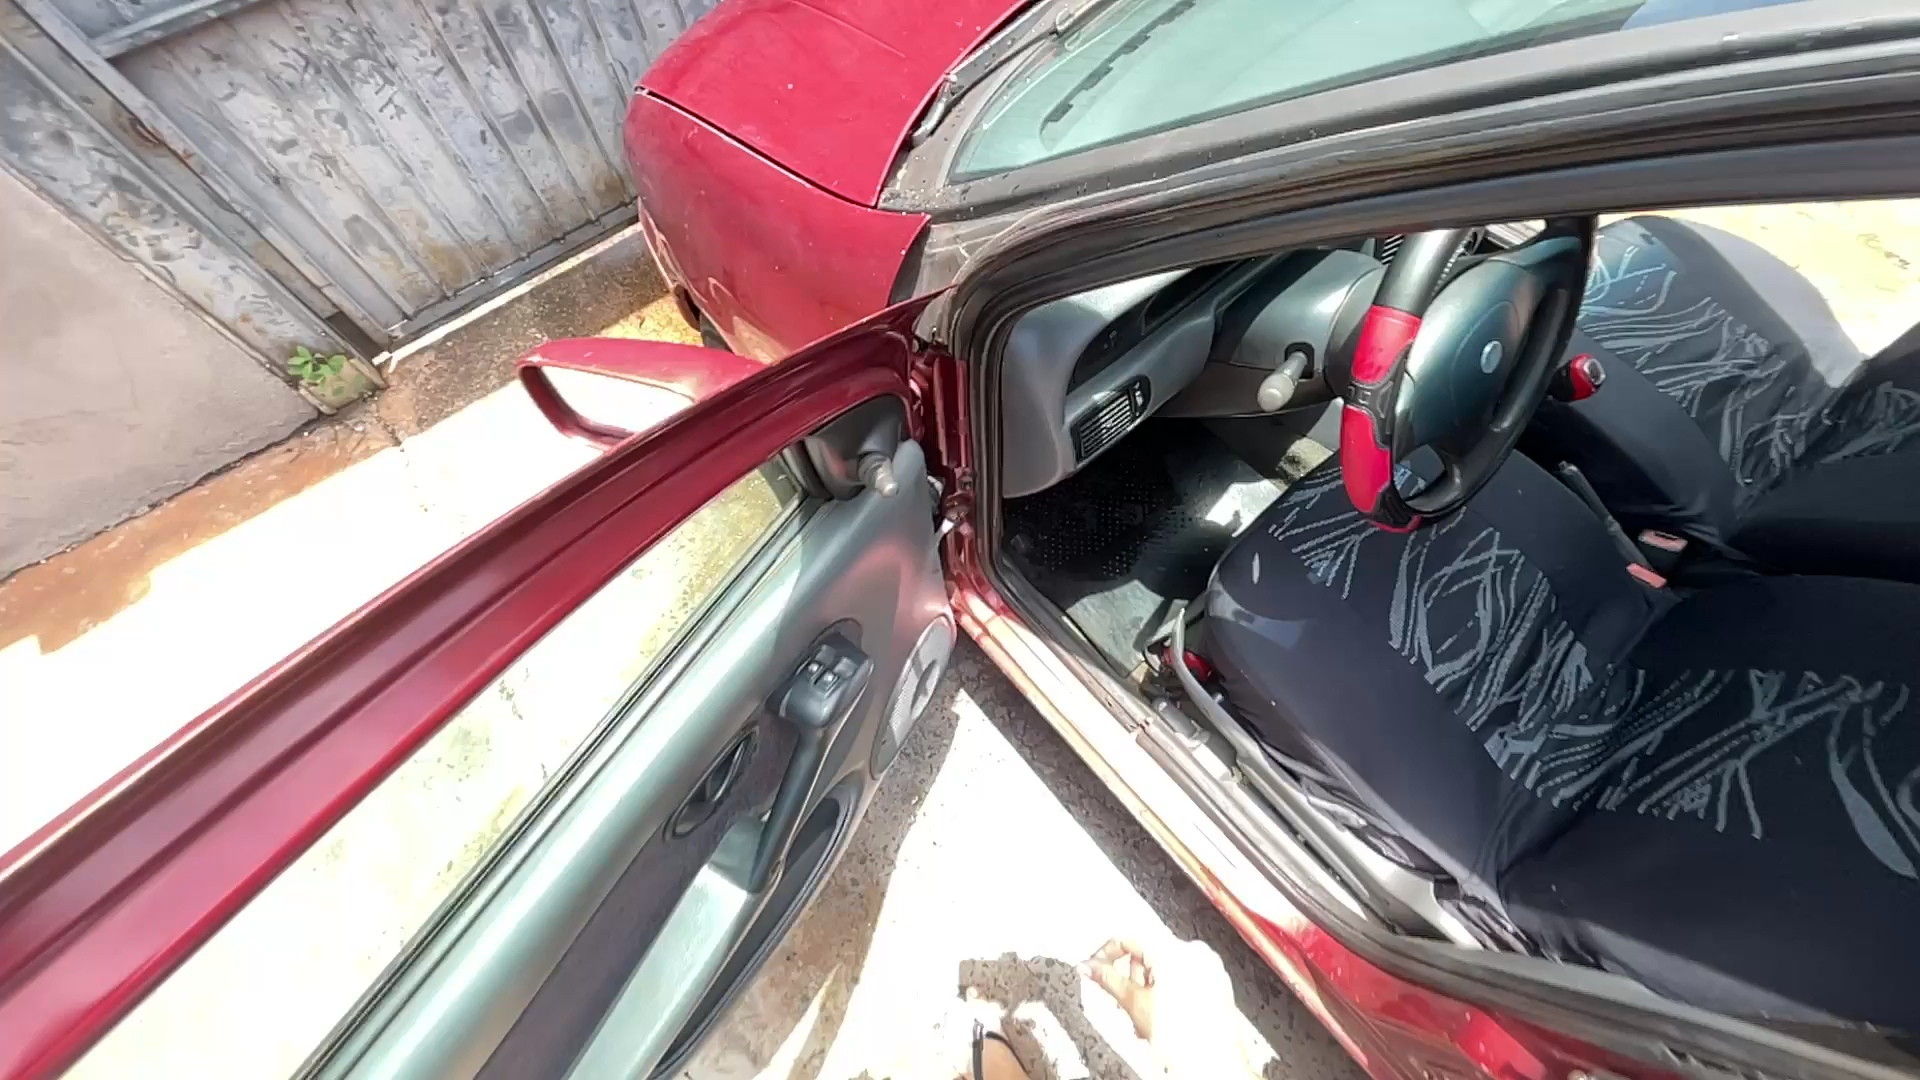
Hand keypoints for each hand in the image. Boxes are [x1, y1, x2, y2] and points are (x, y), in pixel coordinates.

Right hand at [1080, 936, 1260, 1077]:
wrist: (1216, 1071)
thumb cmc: (1184, 1043)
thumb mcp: (1136, 1006)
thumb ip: (1108, 980)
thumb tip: (1088, 966)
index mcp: (1173, 949)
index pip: (1128, 937)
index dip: (1106, 953)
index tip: (1095, 968)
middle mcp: (1194, 951)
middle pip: (1147, 951)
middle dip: (1132, 976)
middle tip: (1125, 1001)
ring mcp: (1209, 967)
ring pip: (1165, 964)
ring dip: (1149, 985)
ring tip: (1147, 1015)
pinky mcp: (1217, 984)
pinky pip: (1183, 975)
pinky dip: (1169, 989)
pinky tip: (1165, 1013)